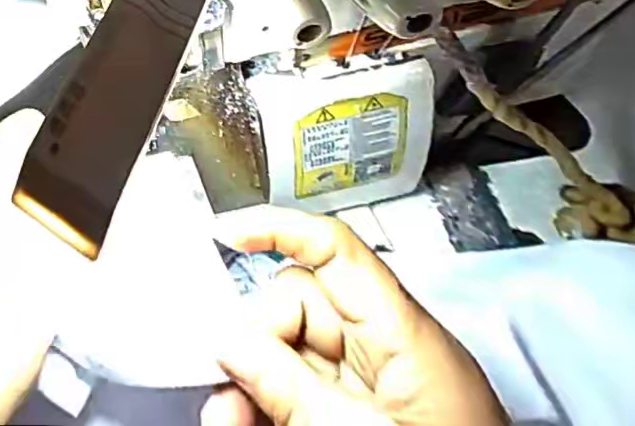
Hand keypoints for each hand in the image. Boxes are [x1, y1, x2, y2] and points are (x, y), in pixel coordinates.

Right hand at [202, 207, 506, 425]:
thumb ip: (283, 381)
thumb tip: (227, 338)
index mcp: (409, 341)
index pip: (337, 250)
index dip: (276, 228)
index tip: (224, 232)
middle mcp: (393, 355)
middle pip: (298, 305)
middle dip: (252, 340)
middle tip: (226, 383)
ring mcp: (379, 391)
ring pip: (289, 352)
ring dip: (251, 380)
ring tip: (231, 417)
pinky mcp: (364, 418)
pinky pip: (297, 388)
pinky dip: (267, 402)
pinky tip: (245, 420)